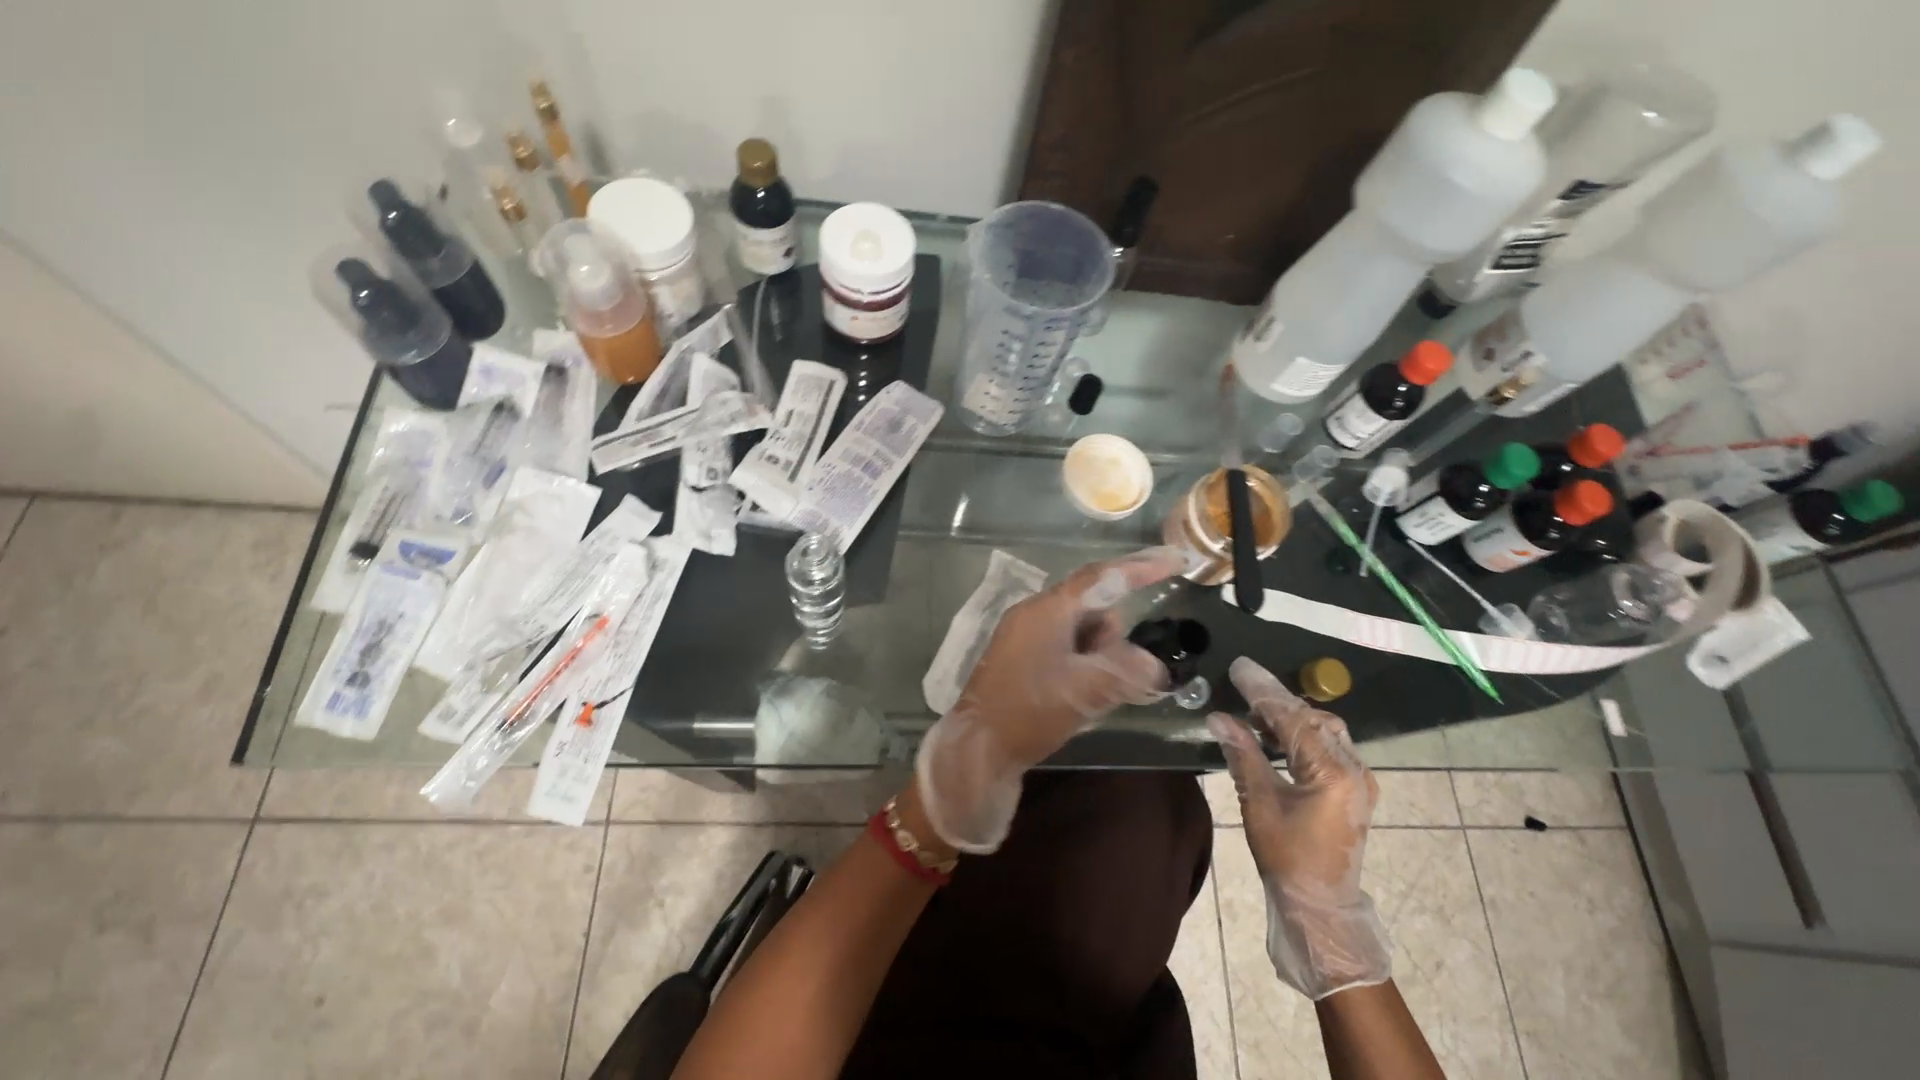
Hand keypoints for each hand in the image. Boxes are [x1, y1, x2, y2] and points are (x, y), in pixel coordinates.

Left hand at [915, 547, 1187, 852]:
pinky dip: (1082, 670)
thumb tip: (1156, 668)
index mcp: (1046, 609)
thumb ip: (1129, 670)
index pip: (1101, 577)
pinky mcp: (1021, 664)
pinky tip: (1078, 702)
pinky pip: (1066, 653)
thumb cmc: (1030, 711)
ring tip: (1089, 696)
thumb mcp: (1087, 689)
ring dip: (1098, 659)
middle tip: (1109, 677)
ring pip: (1082, 635)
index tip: (1176, 560)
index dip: (1141, 567)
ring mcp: (1024, 640)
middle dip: (1113, 639)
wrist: (978, 751)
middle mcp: (1034, 616)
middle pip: (1094, 609)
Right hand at [1210, 657, 1391, 999]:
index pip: (1294, 719)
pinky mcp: (1355, 789)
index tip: (1239, 668)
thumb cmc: (1288, 858)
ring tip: (1253, 713)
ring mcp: (1360, 779)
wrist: (1321, 906)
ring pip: (1324, 731)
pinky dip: (1302, 737)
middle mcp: (1355, 769)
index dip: (1263, 692)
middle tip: (1242, 688)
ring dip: (1290, 718)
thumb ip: (1243, 755)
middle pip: (1314, 719)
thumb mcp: (1260, 804)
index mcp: (1334, 773)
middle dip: (1278, 702)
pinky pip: (1329, 749)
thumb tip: (1218, 718)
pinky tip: (1275, 737)